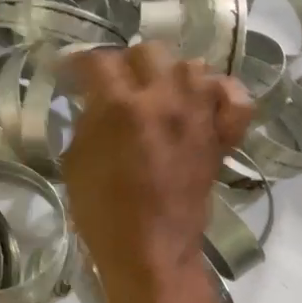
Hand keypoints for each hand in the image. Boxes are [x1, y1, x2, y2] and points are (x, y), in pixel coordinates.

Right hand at [62, 44, 252, 294]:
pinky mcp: (221, 137)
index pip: (97, 61)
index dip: (78, 63)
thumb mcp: (75, 159)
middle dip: (124, 62)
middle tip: (110, 83)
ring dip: (167, 74)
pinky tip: (199, 100)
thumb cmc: (101, 210)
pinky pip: (233, 98)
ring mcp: (199, 117)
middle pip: (148, 52)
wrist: (150, 250)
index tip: (68, 72)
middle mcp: (164, 100)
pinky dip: (217, 92)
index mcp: (120, 106)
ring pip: (190, 67)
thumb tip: (95, 101)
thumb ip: (88, 121)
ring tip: (153, 91)